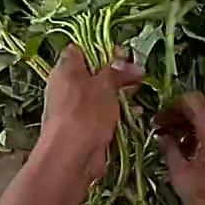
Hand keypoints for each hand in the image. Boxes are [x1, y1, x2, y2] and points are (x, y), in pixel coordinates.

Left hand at [40, 45, 142, 182]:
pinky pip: (102, 112)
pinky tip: (135, 112)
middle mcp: (67, 86)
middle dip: (116, 72)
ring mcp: (75, 108)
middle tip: (137, 73)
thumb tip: (130, 64)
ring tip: (139, 90)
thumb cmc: (86, 113)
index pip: (80, 50)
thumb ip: (116, 72)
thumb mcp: (105, 85)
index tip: (123, 55)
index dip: (101, 49)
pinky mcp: (84, 126)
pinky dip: (117, 111)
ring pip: (99, 93)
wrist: (72, 155)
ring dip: (119, 92)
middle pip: (92, 72)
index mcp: (66, 70)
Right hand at [157, 93, 204, 204]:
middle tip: (160, 129)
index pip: (194, 101)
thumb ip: (170, 151)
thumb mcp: (182, 177)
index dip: (173, 105)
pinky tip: (186, 151)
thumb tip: (163, 136)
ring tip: (170, 141)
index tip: (159, 119)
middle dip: (179, 115)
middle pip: (202, 109)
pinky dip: (199, 135)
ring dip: (188, 125)